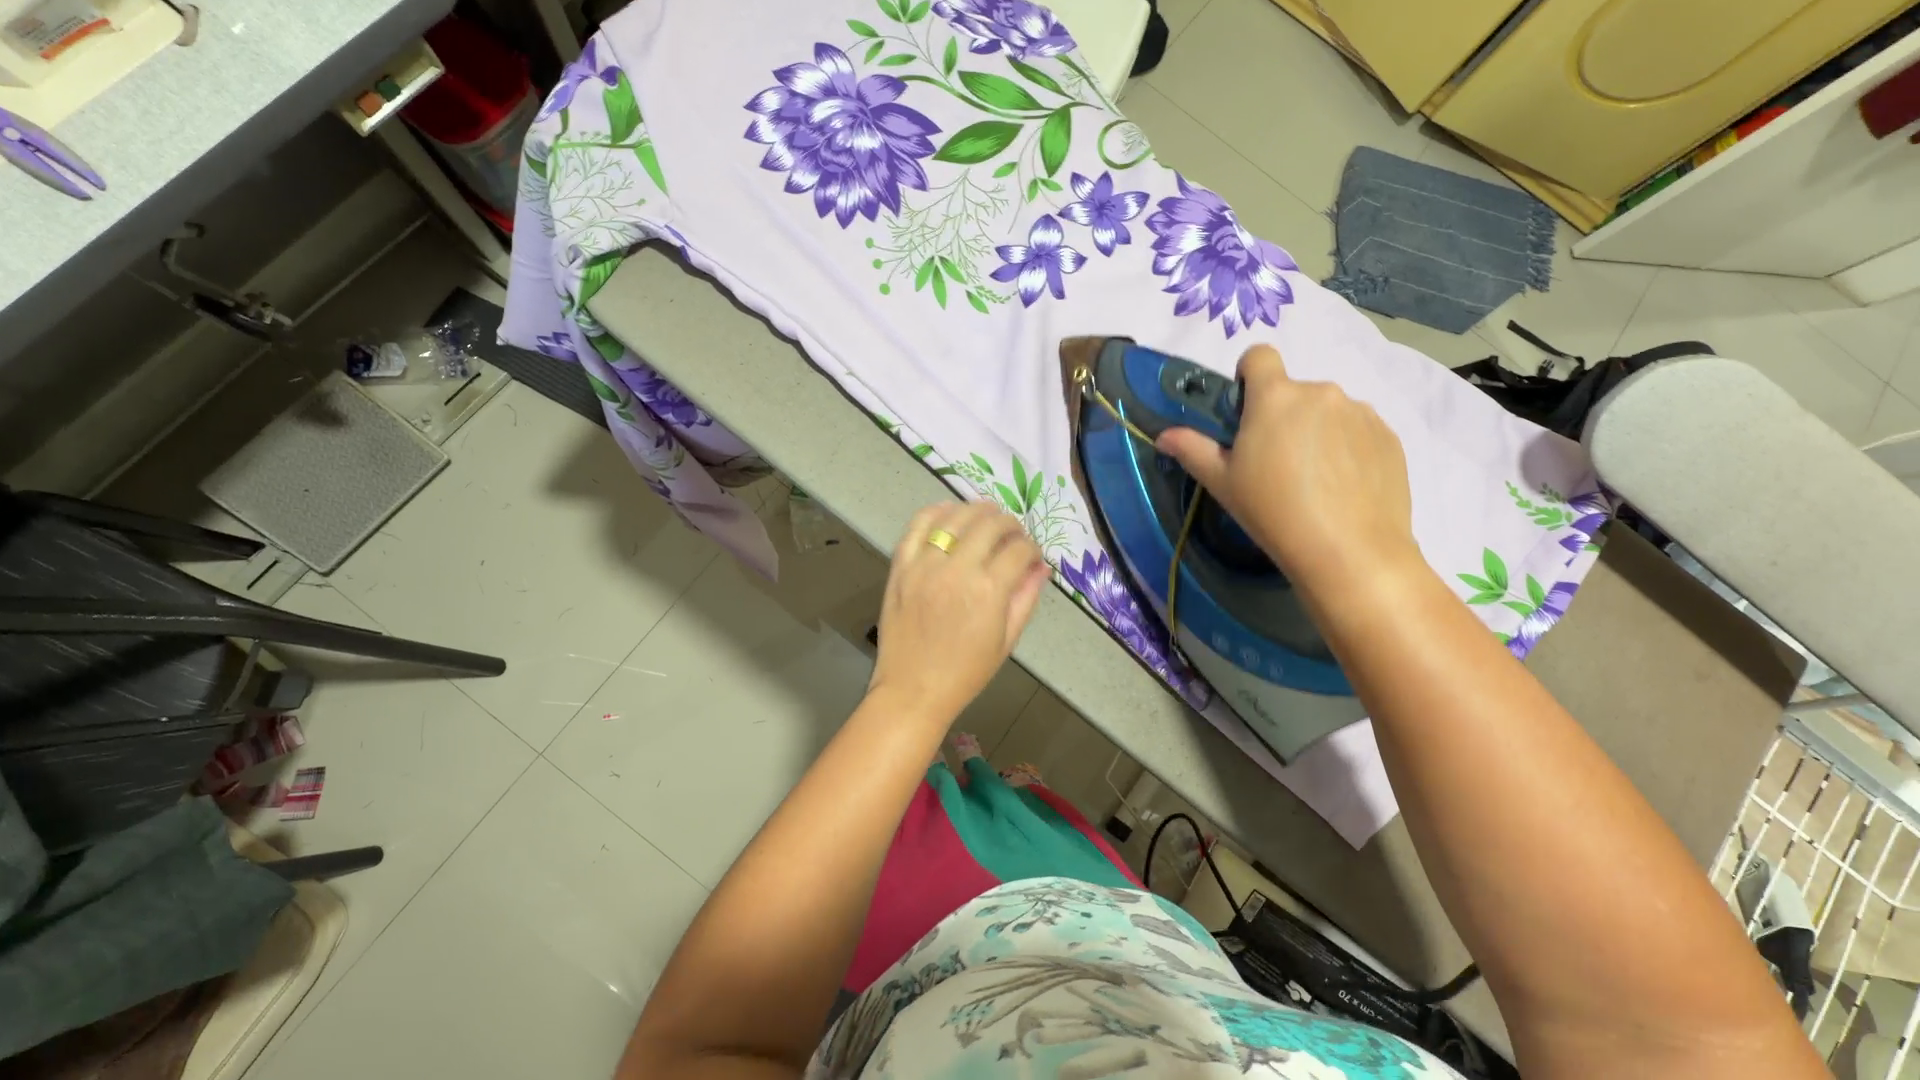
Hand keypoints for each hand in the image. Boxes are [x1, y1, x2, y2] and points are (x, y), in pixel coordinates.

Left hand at [869, 502, 1048, 724]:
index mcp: (989, 591)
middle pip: (991, 524)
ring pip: (955, 517)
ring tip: (987, 515)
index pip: (1020, 550)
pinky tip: (949, 512)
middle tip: (1014, 534)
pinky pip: (917, 526)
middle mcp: (958, 569)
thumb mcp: (1006, 640)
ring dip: (976, 510)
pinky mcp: (901, 567)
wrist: (913, 690)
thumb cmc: (966, 673)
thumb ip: (1026, 598)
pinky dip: (935, 512)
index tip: (1033, 556)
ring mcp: (925, 565)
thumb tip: (1042, 567)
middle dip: (1010, 524)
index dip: (1032, 549)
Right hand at [1157, 345, 1418, 599]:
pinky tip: (1343, 488)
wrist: (1349, 550)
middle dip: (1283, 417)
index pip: (1260, 356)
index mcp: (1276, 396)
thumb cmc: (1273, 511)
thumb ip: (1193, 450)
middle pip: (1294, 392)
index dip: (1249, 376)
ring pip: (1329, 412)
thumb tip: (1165, 436)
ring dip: (1317, 432)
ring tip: (1315, 481)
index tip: (1246, 413)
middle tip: (1276, 465)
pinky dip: (1348, 450)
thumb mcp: (1223, 483)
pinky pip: (1359, 432)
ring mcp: (1361, 412)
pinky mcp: (1389, 437)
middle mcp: (1321, 392)